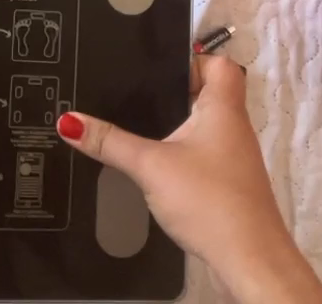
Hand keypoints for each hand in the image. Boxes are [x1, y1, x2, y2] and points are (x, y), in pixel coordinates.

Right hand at [57, 56, 321, 303]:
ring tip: (135, 117)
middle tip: (135, 88)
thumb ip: (109, 142)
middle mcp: (232, 127)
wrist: (252, 265)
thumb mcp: (150, 166)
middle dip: (173, 88)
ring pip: (203, 123)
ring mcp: (233, 157)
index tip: (156, 63)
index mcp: (223, 109)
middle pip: (207, 91)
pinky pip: (202, 150)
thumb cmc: (210, 202)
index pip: (219, 63)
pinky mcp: (228, 183)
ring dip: (176, 120)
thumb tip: (68, 121)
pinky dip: (180, 148)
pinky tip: (154, 158)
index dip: (192, 56)